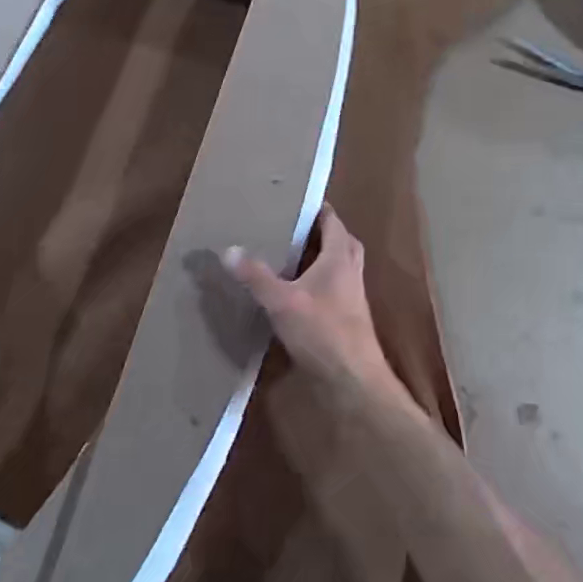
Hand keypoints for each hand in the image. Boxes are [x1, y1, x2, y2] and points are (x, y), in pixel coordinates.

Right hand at [223, 206, 399, 397]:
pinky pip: (337, 289)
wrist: (354, 380)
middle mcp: (350, 273)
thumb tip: (229, 249)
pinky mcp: (350, 319)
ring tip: (295, 257)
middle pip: (342, 242)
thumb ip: (256, 276)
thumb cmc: (322, 332)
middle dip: (324, 232)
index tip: (298, 201)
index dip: (319, 210)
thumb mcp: (282, 302)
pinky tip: (301, 293)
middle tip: (297, 227)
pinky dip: (322, 283)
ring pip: (342, 266)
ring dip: (324, 258)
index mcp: (339, 258)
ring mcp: (353, 297)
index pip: (333, 222)